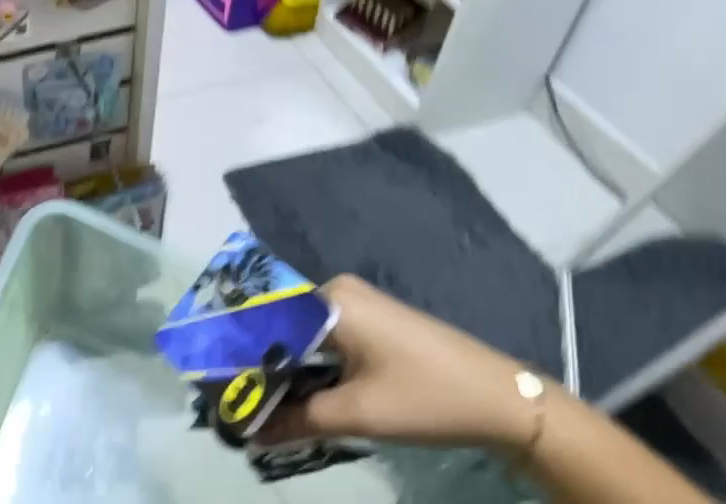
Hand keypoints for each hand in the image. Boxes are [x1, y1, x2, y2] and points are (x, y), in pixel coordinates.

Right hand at [260, 275, 541, 449]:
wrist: (507, 401)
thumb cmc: (427, 397)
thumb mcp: (358, 413)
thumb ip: (298, 419)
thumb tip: (248, 434)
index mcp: (329, 299)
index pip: (265, 320)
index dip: (239, 354)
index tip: (219, 386)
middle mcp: (336, 291)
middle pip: (282, 326)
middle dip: (260, 364)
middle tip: (239, 400)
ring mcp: (357, 304)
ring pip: (302, 334)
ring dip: (285, 368)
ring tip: (263, 401)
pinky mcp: (373, 322)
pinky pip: (324, 338)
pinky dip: (309, 364)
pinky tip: (300, 393)